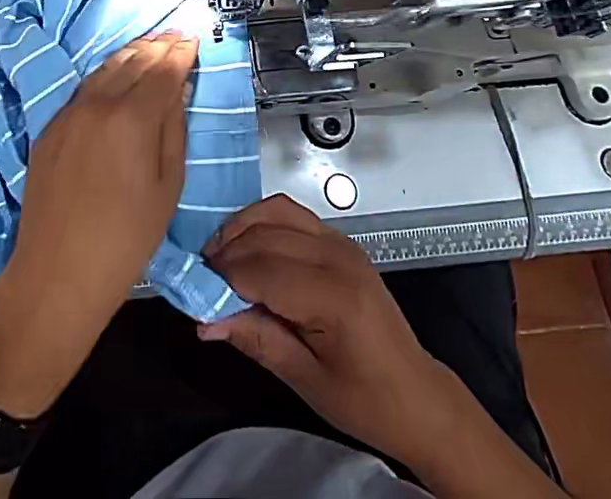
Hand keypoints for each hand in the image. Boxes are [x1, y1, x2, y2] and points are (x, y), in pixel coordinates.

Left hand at [0, 32, 196, 415]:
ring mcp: (68, 114)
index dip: (181, 52)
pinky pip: (83, 88)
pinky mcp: (49, 129)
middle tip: (176, 36)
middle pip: (133, 60)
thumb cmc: (127, 237)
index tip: (193, 39)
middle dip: (158, 46)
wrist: (59, 273)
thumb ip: (173, 128)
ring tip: (150, 46)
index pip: (163, 70)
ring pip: (104, 69)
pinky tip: (116, 75)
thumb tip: (176, 89)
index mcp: (131, 118)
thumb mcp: (167, 184)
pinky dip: (106, 73)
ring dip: (131, 53)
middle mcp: (97, 105)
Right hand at [197, 195, 463, 458]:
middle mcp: (338, 256)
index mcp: (334, 296)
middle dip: (224, 253)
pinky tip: (247, 248)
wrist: (415, 393)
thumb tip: (204, 320)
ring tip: (218, 260)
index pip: (261, 269)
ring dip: (240, 229)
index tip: (195, 296)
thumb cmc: (365, 398)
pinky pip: (292, 214)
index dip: (221, 280)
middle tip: (199, 281)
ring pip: (276, 212)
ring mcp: (341, 242)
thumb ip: (255, 339)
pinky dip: (262, 222)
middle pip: (264, 235)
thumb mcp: (305, 379)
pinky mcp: (341, 241)